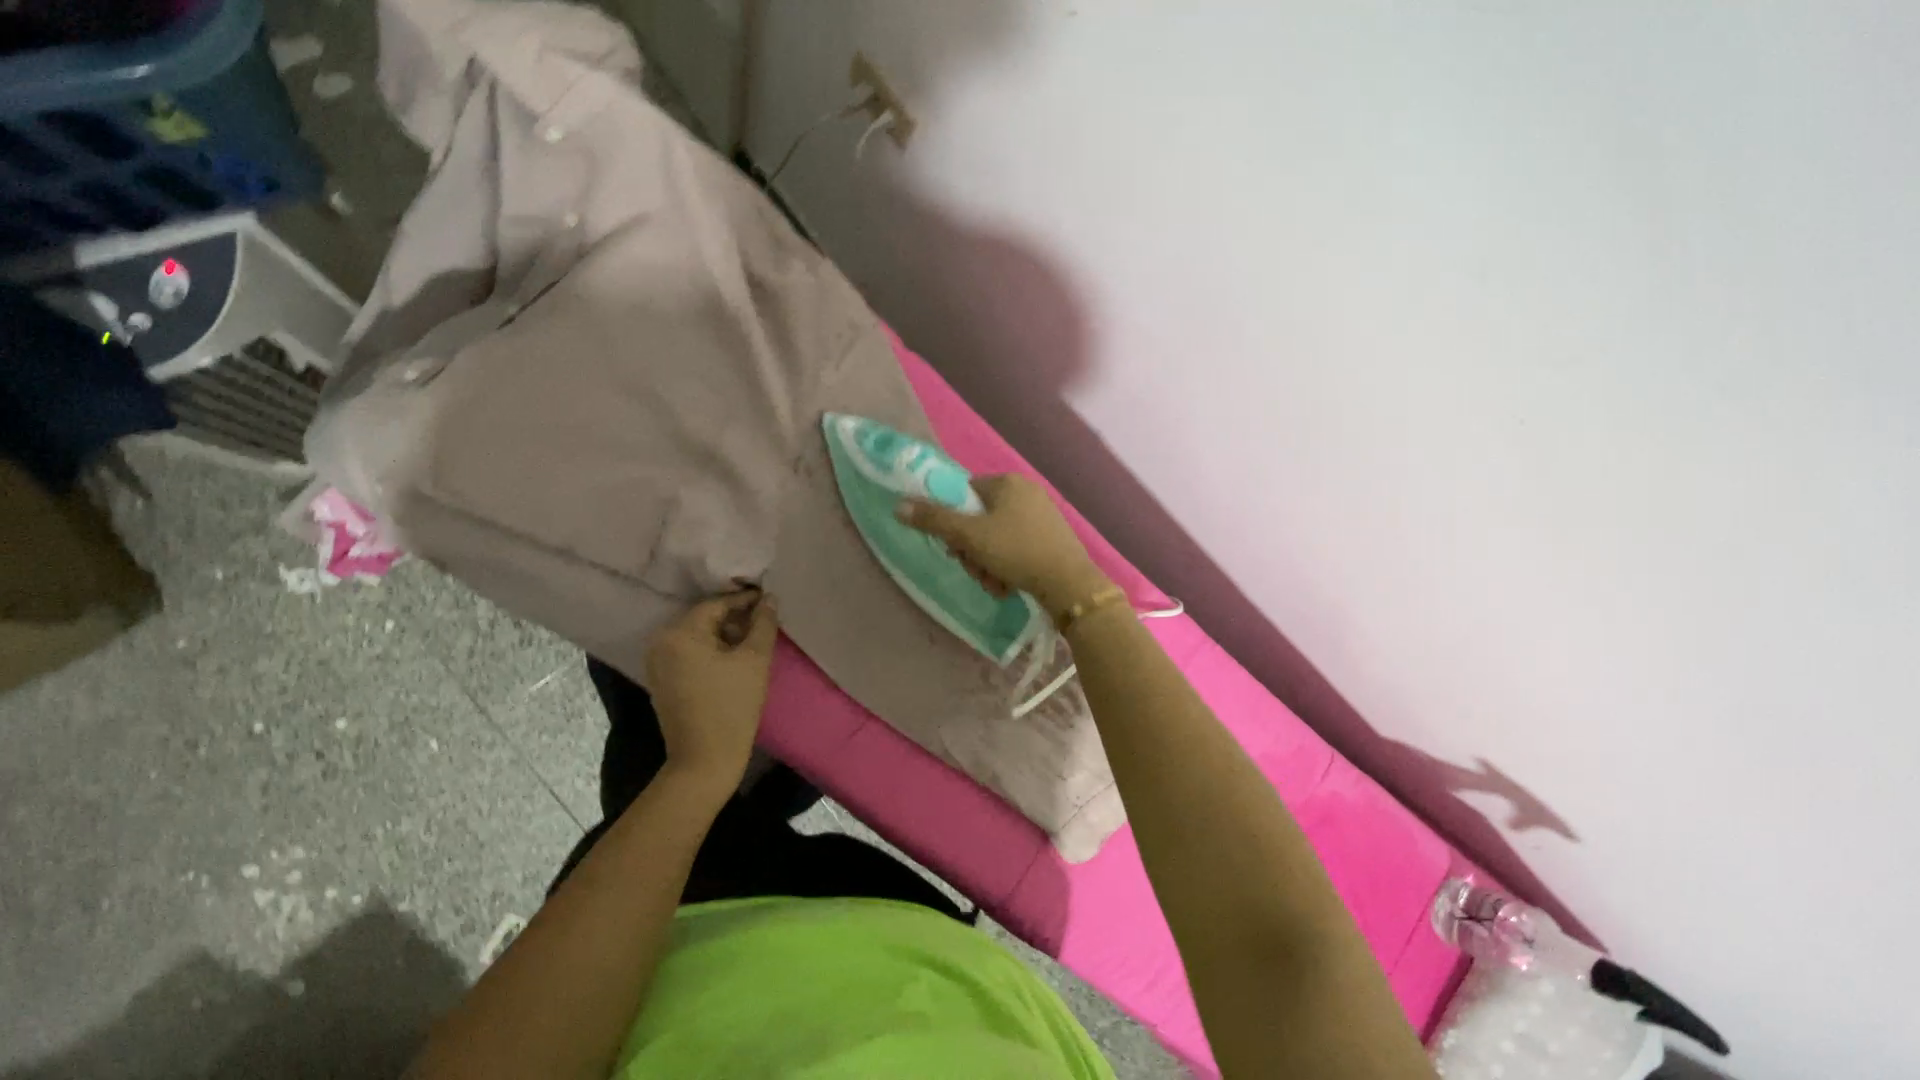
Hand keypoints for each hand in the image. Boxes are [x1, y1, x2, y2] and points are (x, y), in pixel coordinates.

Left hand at [643, 589, 778, 789]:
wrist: (704, 761)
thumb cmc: (732, 707)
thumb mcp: (754, 661)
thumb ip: (763, 624)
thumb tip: (768, 599)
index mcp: (679, 633)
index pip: (716, 604)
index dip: (745, 600)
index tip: (769, 600)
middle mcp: (660, 643)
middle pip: (703, 619)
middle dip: (734, 619)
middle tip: (764, 624)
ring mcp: (657, 664)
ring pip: (696, 638)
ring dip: (724, 636)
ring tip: (753, 643)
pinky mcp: (661, 682)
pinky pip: (688, 655)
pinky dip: (710, 652)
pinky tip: (733, 662)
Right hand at [895, 474, 1110, 619]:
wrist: (1068, 585)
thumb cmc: (1016, 551)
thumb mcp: (969, 536)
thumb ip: (933, 520)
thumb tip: (898, 505)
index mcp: (1007, 482)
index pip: (964, 494)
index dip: (952, 522)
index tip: (955, 547)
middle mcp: (1026, 493)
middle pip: (978, 521)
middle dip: (972, 552)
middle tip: (976, 570)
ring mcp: (1041, 517)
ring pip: (995, 540)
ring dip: (986, 565)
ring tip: (995, 583)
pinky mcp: (1051, 541)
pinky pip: (1015, 550)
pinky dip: (1006, 568)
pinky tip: (1009, 585)